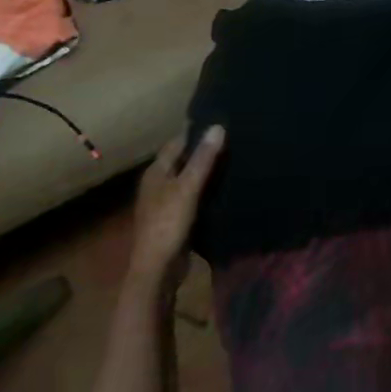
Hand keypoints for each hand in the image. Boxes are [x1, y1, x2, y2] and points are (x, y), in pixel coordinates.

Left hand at [128, 125, 225, 287]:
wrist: (157, 270)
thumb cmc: (168, 224)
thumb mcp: (187, 188)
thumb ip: (202, 159)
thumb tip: (218, 126)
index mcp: (156, 172)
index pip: (177, 142)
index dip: (196, 131)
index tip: (220, 122)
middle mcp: (158, 183)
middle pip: (183, 160)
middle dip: (203, 151)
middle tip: (233, 140)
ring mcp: (166, 202)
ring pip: (189, 179)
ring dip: (206, 172)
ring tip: (234, 160)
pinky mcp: (176, 219)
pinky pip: (193, 197)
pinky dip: (206, 191)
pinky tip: (225, 189)